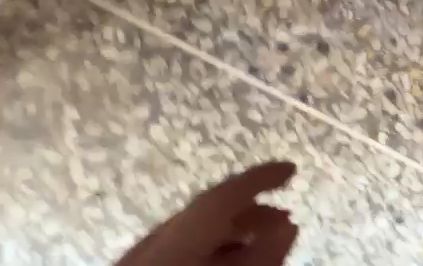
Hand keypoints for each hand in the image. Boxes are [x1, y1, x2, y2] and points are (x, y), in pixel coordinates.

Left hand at [116, 161, 297, 265]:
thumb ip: (261, 252)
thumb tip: (288, 224)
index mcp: (172, 233)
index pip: (220, 191)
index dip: (260, 174)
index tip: (292, 167)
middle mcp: (147, 238)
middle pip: (203, 210)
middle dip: (247, 207)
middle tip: (282, 213)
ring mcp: (132, 253)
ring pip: (185, 229)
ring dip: (228, 228)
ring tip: (259, 238)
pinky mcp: (129, 262)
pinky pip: (169, 247)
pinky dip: (204, 244)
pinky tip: (225, 254)